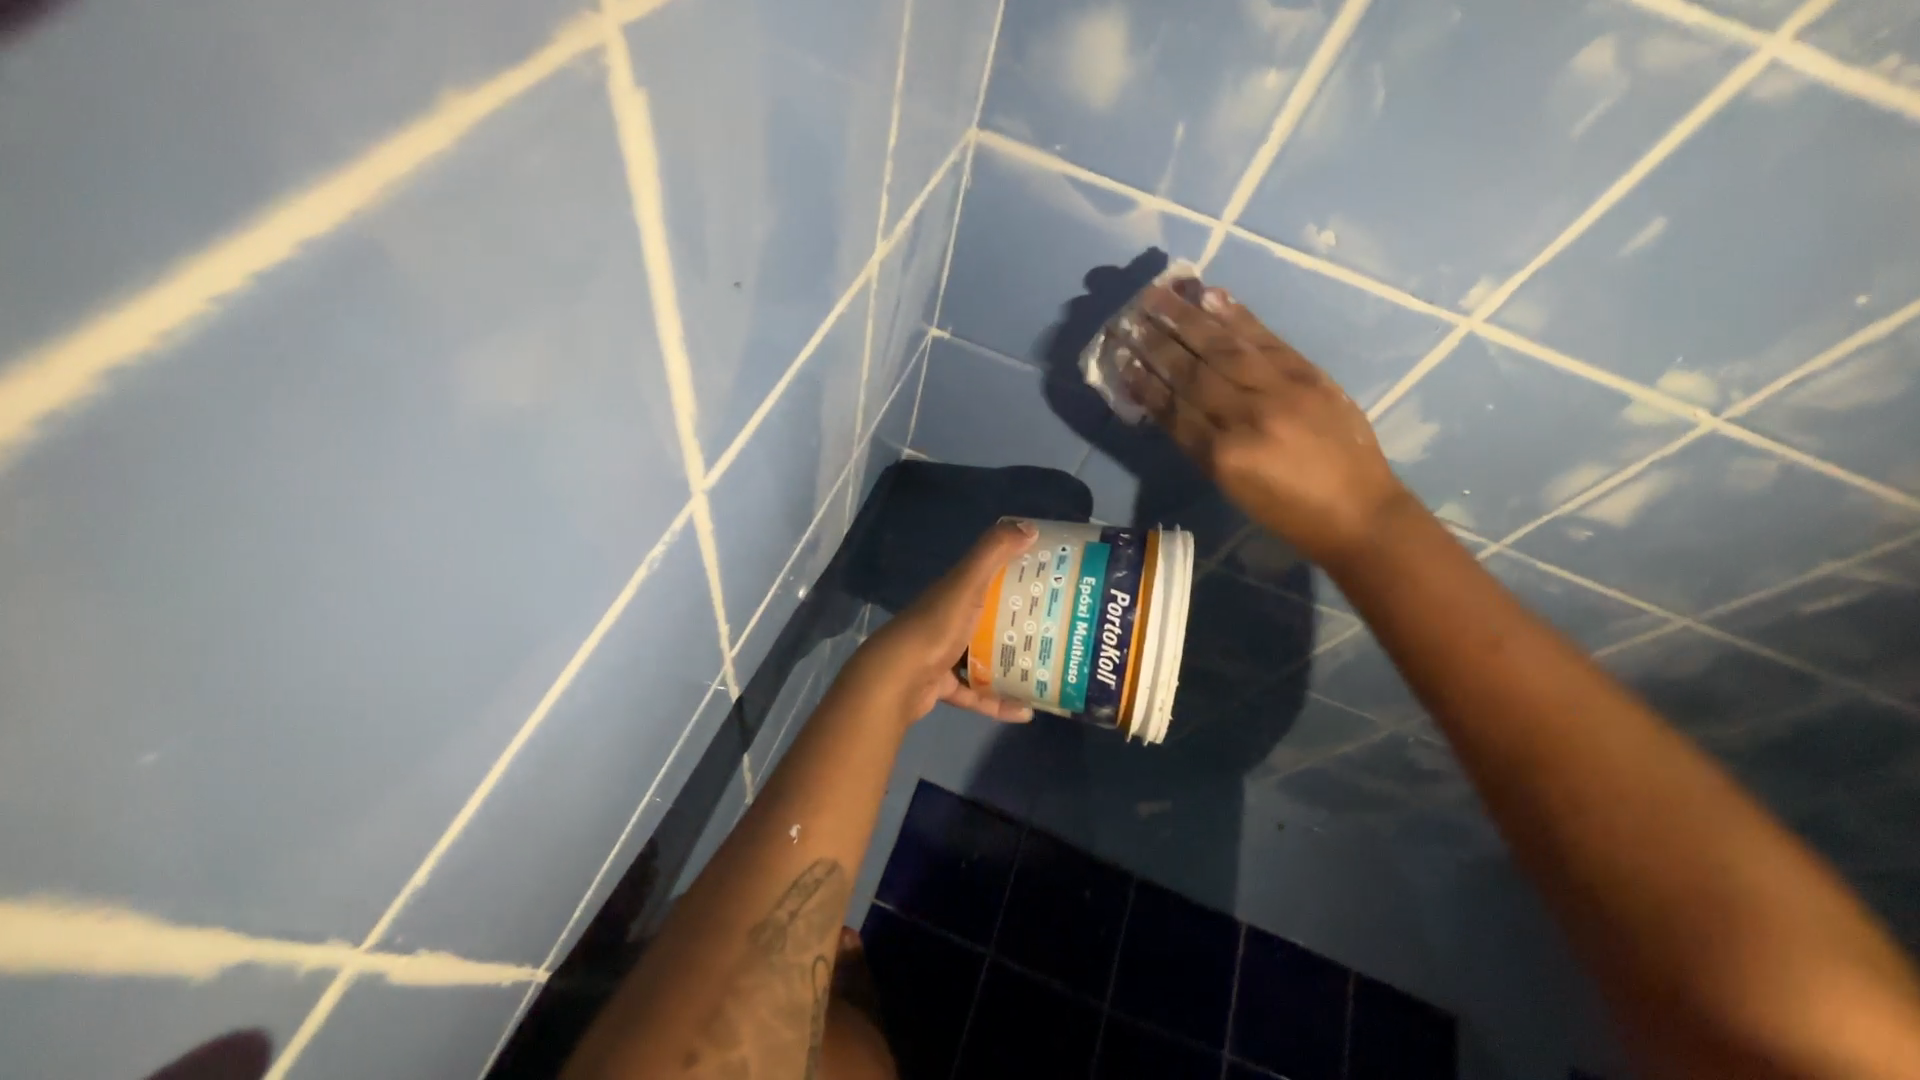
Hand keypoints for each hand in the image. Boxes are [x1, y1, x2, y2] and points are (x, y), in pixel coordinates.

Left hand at [837, 520, 1039, 727]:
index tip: (1052, 581)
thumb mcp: (966, 584)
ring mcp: (943, 656)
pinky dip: (998, 703)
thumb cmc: (935, 627)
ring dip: (1012, 666)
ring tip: (1046, 671)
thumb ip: (993, 553)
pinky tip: (1025, 712)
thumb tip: (1029, 527)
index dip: (1017, 575)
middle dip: (1020, 624)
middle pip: (989, 619)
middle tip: (1058, 630)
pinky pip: (977, 694)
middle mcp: (948, 621)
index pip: (988, 577)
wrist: (895, 679)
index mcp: (954, 593)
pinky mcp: (943, 687)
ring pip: (984, 658)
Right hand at [1118, 281, 1419, 567]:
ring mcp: (1281, 390)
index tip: (1118, 356)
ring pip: (1224, 347)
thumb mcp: (1231, 487)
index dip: (1142, 380)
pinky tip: (1212, 295)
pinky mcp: (1309, 374)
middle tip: (1127, 316)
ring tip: (1158, 294)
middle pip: (1192, 371)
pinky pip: (1265, 339)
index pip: (1172, 408)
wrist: (1358, 512)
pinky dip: (1237, 315)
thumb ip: (1198, 443)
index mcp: (1223, 455)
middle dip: (1155, 341)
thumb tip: (1164, 401)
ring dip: (1188, 317)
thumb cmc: (1287, 512)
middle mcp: (1248, 417)